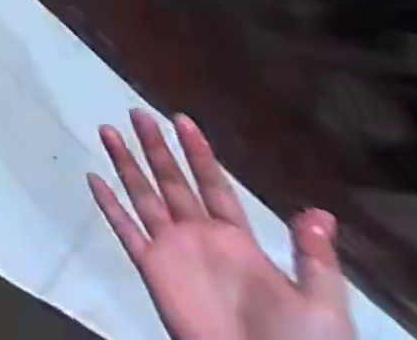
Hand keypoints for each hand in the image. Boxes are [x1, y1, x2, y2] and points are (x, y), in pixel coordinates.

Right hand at [88, 110, 355, 339]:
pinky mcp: (153, 271)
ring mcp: (173, 251)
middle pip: (171, 180)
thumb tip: (320, 212)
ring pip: (143, 195)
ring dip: (126, 163)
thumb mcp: (322, 305)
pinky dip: (109, 205)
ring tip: (108, 130)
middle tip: (138, 112)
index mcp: (238, 239)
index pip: (213, 183)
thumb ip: (315, 258)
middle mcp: (200, 236)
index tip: (181, 119)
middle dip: (155, 146)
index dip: (198, 152)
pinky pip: (126, 231)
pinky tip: (94, 179)